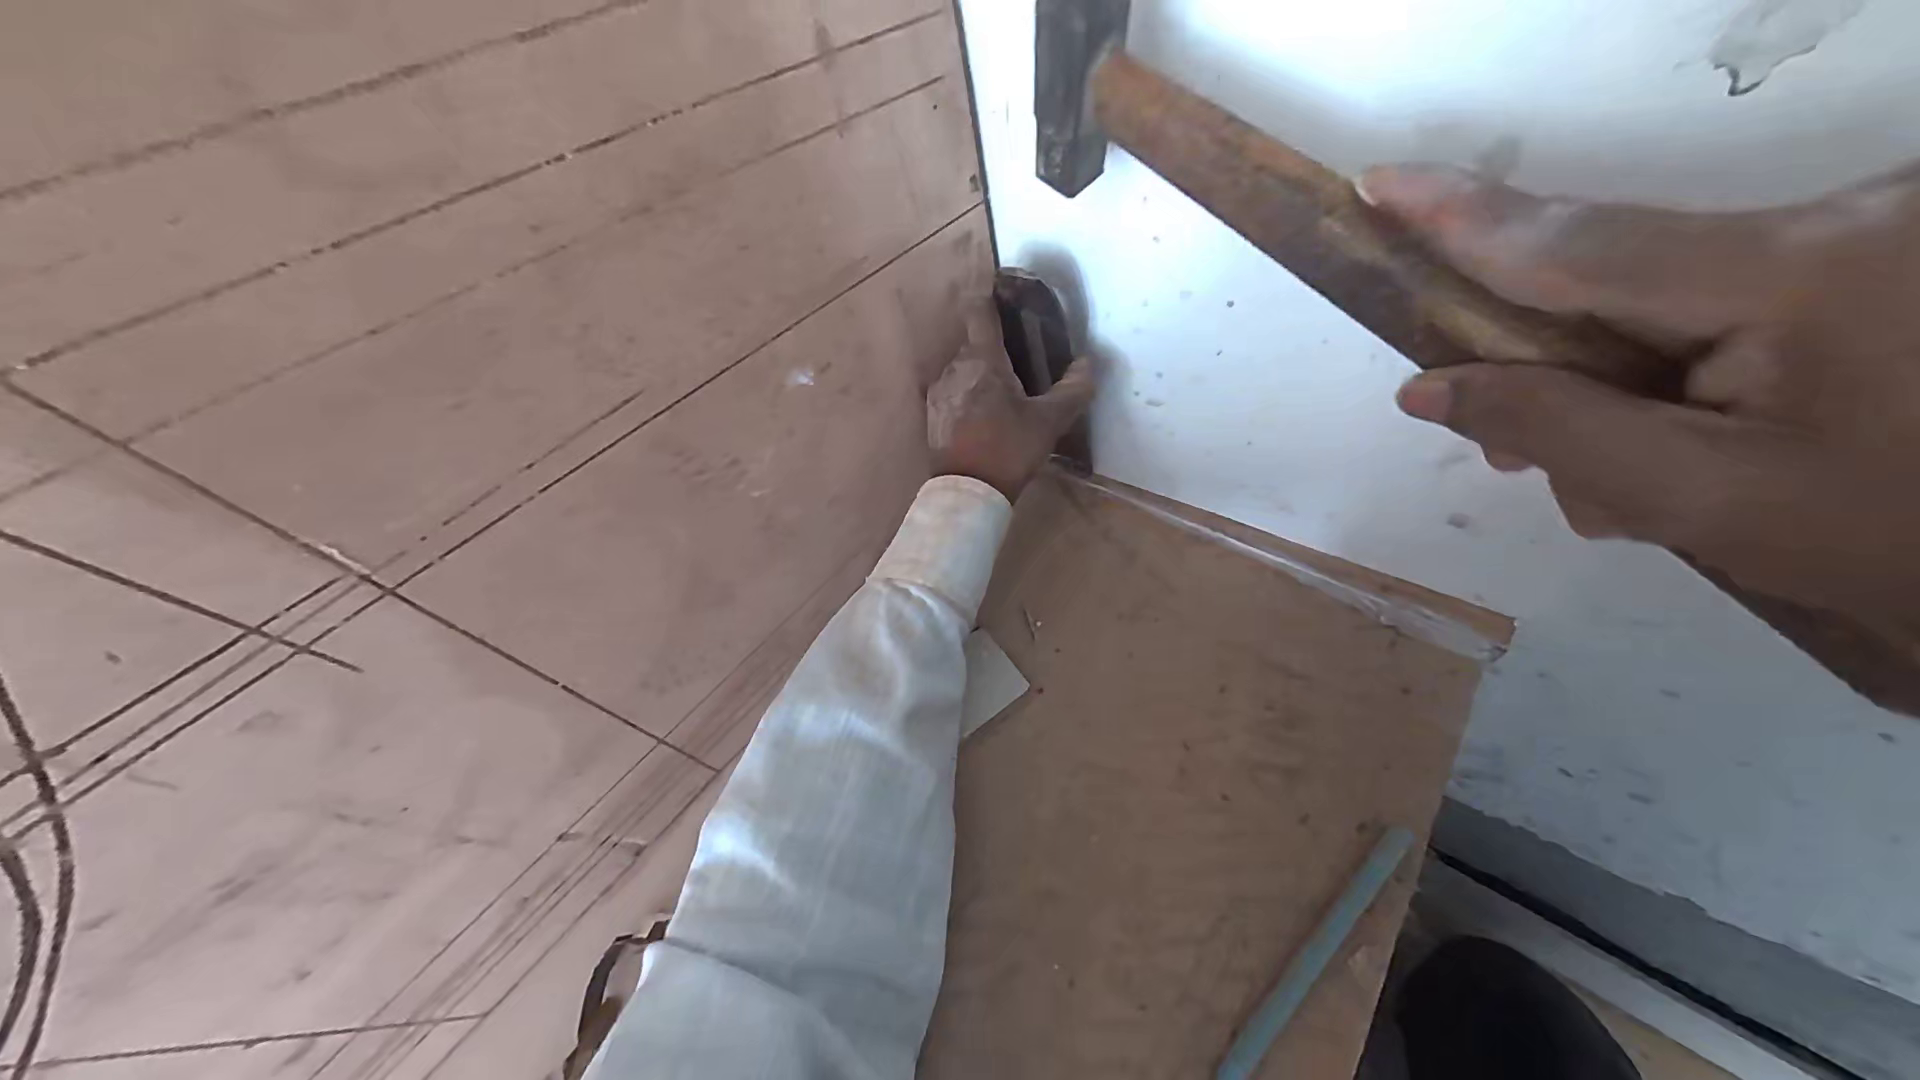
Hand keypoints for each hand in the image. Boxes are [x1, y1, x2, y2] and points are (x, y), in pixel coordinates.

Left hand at [927, 301, 1094, 501]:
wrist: (968, 492)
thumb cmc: (1009, 450)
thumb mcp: (1049, 422)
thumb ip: (1073, 389)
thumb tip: (1087, 364)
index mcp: (983, 360)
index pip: (979, 310)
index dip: (989, 296)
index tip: (1003, 295)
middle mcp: (954, 366)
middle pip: (974, 343)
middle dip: (994, 350)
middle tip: (1018, 369)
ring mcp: (937, 391)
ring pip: (961, 369)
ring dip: (979, 375)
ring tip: (1000, 399)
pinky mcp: (930, 414)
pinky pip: (951, 391)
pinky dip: (966, 395)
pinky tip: (981, 417)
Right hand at [1360, 162, 1919, 625]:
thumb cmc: (1880, 532)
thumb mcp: (1691, 497)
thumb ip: (1549, 430)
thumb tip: (1429, 390)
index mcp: (1799, 273)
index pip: (1578, 245)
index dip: (1463, 218)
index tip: (1379, 185)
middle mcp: (1838, 221)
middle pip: (1602, 283)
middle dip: (1537, 368)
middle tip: (1515, 458)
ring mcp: (1860, 233)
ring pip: (1641, 305)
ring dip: (1598, 388)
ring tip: (1616, 479)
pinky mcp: (1864, 257)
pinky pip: (1696, 308)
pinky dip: (1655, 377)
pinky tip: (1673, 442)